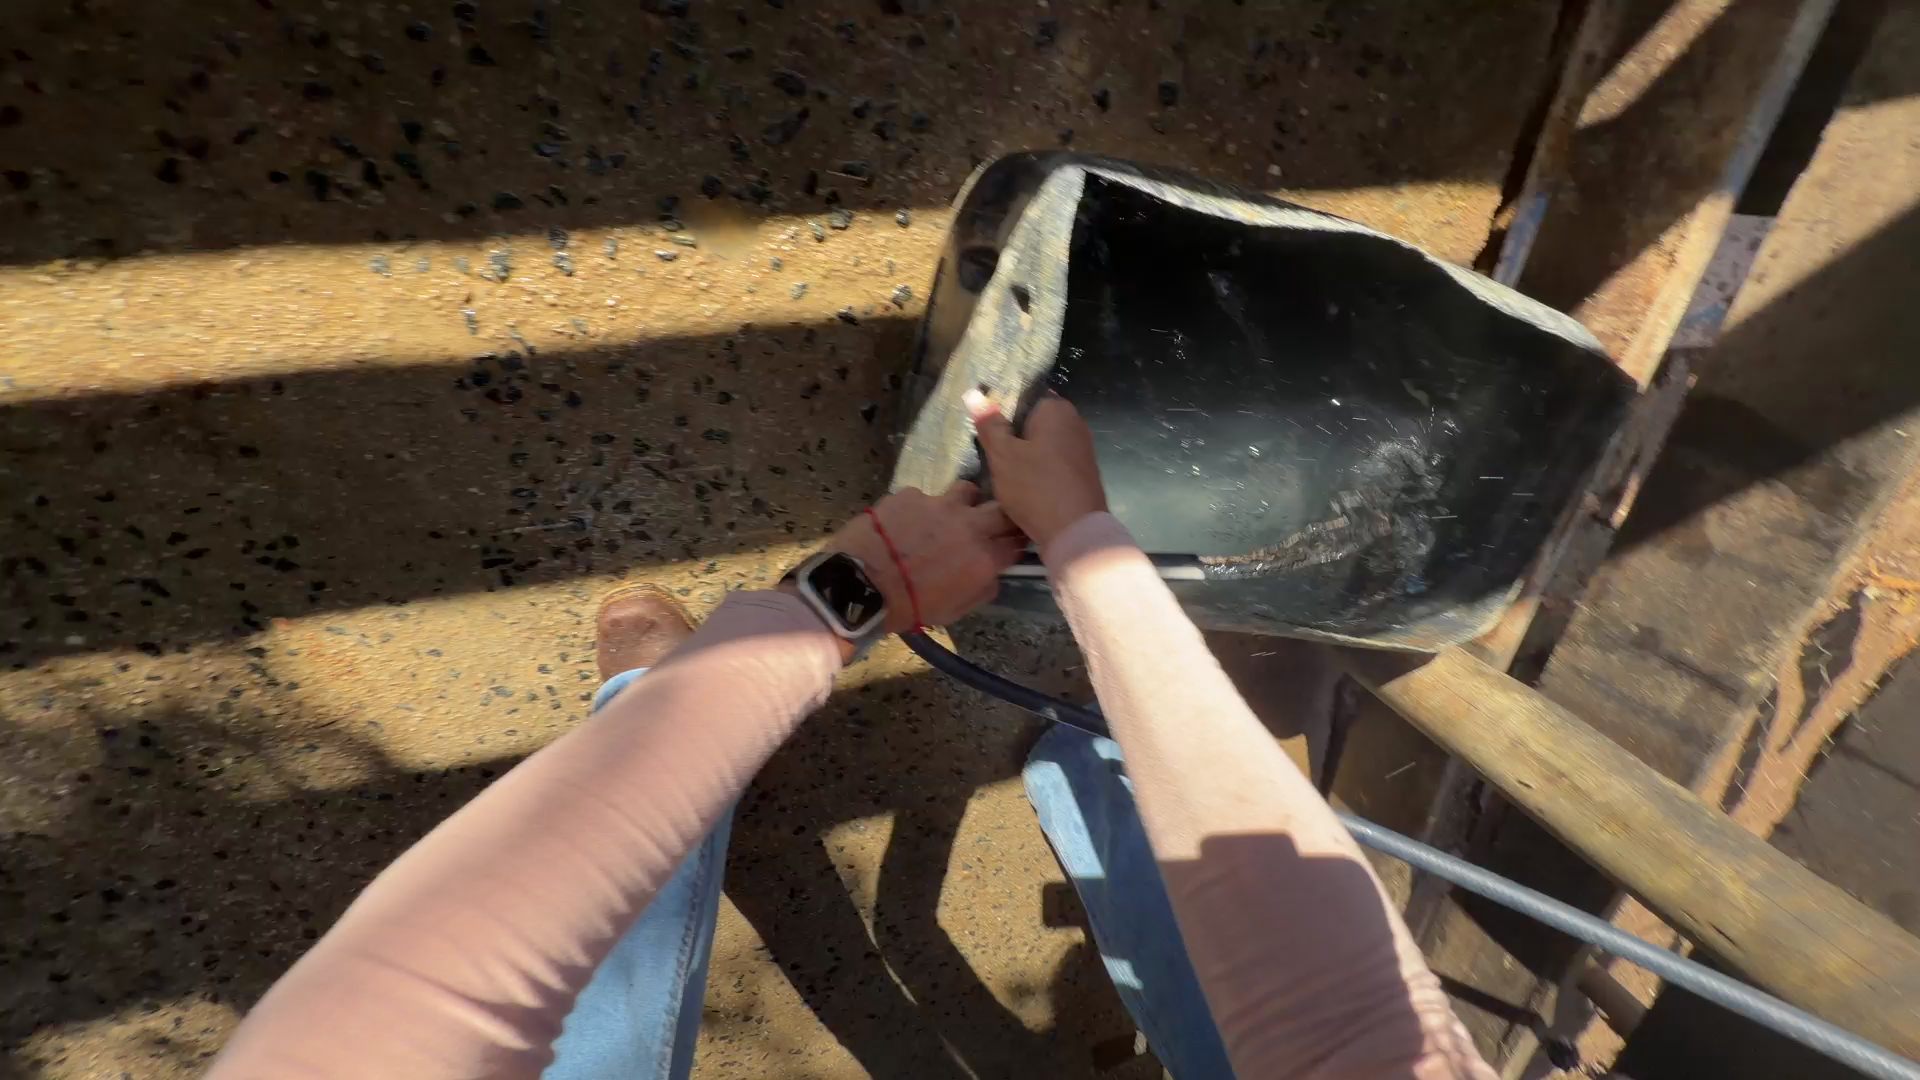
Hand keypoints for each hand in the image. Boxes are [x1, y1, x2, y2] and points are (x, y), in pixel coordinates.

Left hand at [821, 482, 1025, 634]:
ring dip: (966, 501)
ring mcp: (939, 504)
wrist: (861, 586)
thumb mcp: (954, 611)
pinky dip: (921, 508)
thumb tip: (992, 575)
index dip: (1015, 544)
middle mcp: (969, 525)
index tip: (1010, 546)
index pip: (1017, 544)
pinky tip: (906, 521)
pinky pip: (924, 497)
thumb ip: (981, 589)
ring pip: (967, 490)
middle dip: (1002, 517)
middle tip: (992, 524)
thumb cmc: (909, 607)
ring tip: (952, 513)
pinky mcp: (911, 494)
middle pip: (1003, 510)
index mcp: (983, 558)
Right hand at [965, 388, 1107, 551]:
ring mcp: (1082, 448)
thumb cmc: (1035, 486)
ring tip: (1003, 471)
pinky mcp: (1083, 472)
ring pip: (1043, 444)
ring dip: (1024, 455)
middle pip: (1034, 421)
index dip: (1001, 409)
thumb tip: (974, 393)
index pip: (1024, 396)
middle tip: (989, 452)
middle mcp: (1074, 422)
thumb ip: (990, 425)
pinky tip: (1024, 486)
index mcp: (1056, 409)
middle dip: (1012, 434)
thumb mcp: (1003, 455)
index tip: (984, 427)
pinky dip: (1038, 470)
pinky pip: (1053, 462)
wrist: (1075, 531)